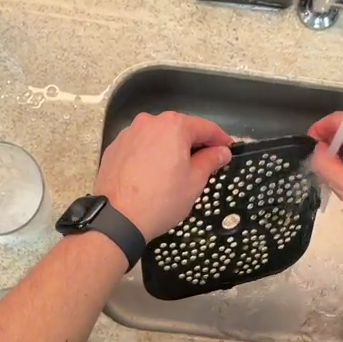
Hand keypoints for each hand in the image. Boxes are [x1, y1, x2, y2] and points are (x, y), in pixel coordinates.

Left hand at [94, 112, 233, 237]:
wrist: (118, 219)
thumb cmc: (162, 199)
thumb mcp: (194, 181)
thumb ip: (210, 160)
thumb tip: (221, 151)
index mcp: (173, 126)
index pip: (205, 127)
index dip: (220, 139)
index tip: (228, 149)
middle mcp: (149, 122)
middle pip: (179, 128)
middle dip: (194, 143)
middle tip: (206, 161)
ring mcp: (128, 133)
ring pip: (158, 136)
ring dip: (170, 148)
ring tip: (177, 170)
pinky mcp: (114, 148)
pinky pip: (140, 146)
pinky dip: (151, 155)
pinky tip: (153, 174)